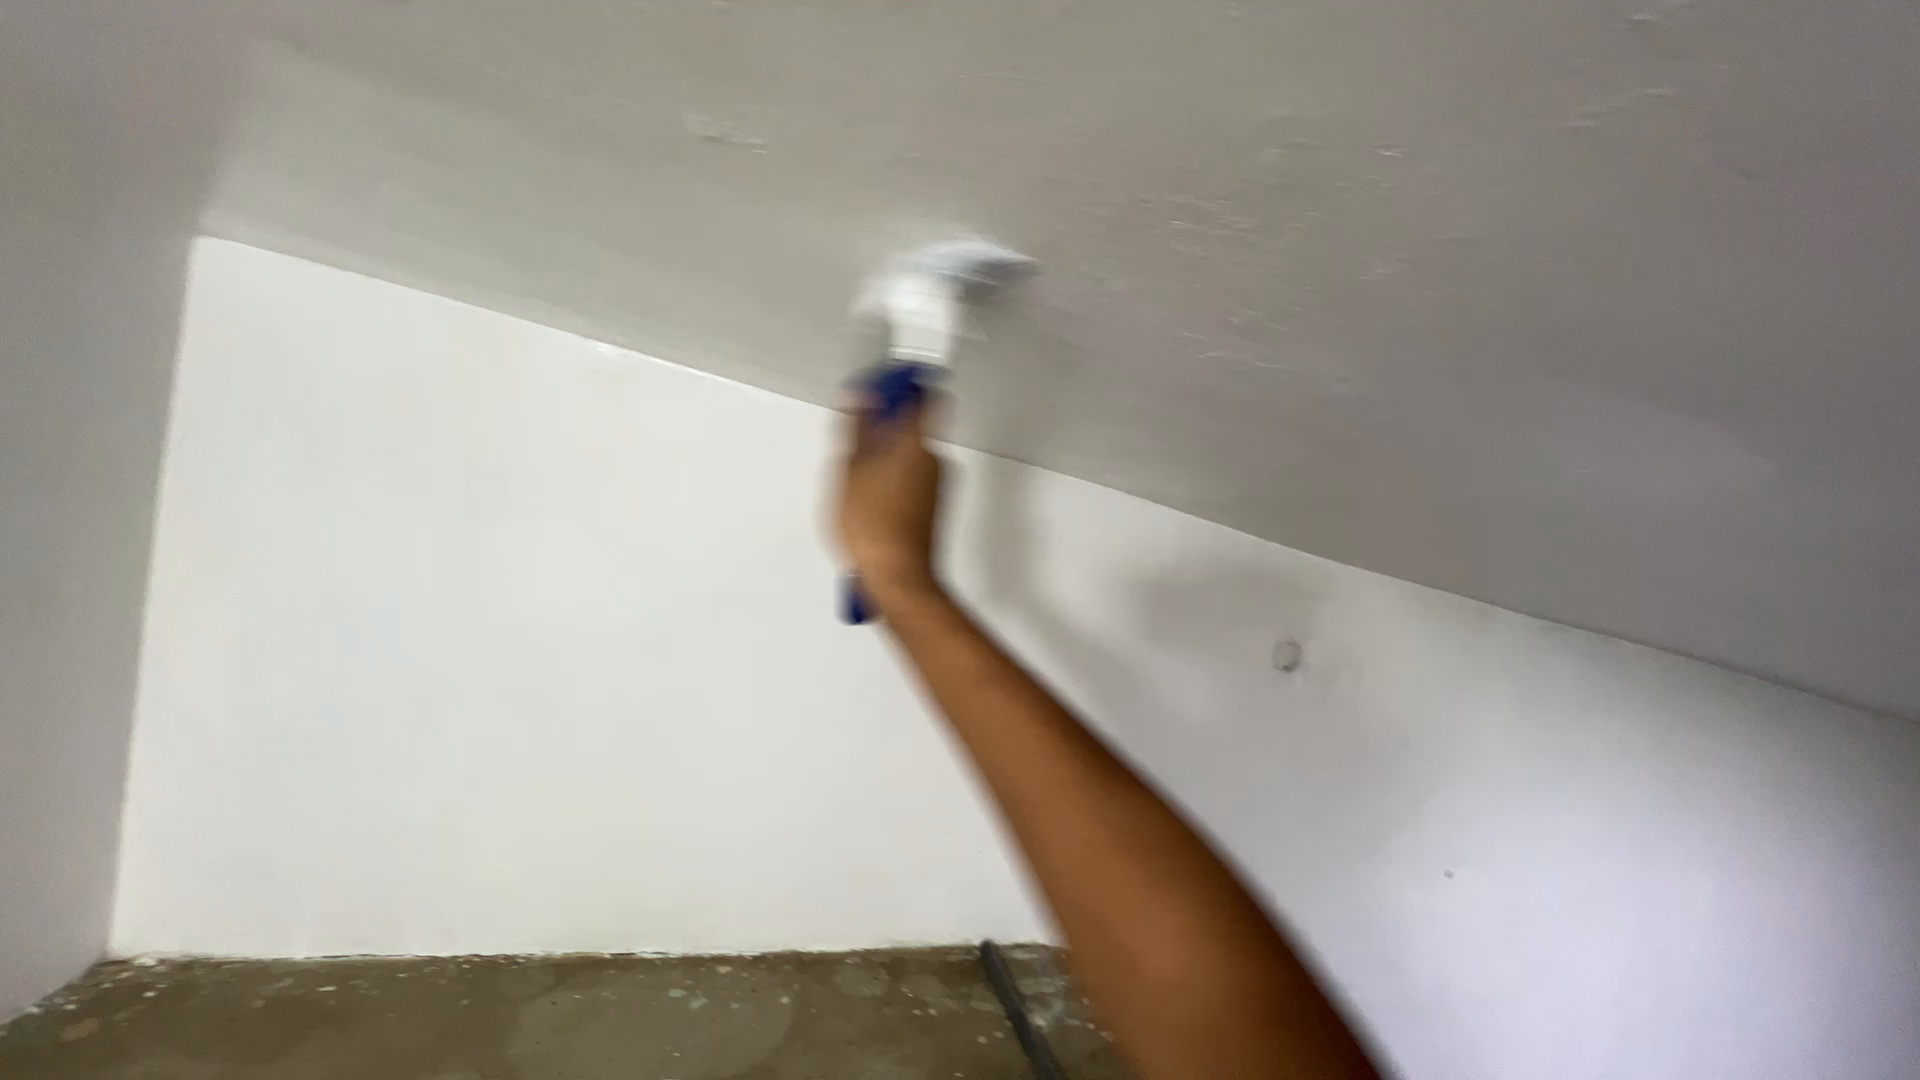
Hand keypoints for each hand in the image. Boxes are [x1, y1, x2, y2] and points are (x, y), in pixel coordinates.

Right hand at [834, 391, 945, 601]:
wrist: (898, 578)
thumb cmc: (874, 528)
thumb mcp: (849, 469)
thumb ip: (856, 427)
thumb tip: (862, 395)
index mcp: (917, 443)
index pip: (922, 394)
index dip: (901, 385)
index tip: (880, 388)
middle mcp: (935, 460)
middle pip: (912, 426)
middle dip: (882, 430)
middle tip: (854, 445)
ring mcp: (937, 486)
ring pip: (908, 455)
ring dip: (882, 460)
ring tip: (855, 484)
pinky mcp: (932, 507)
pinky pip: (910, 480)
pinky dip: (889, 482)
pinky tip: (867, 504)